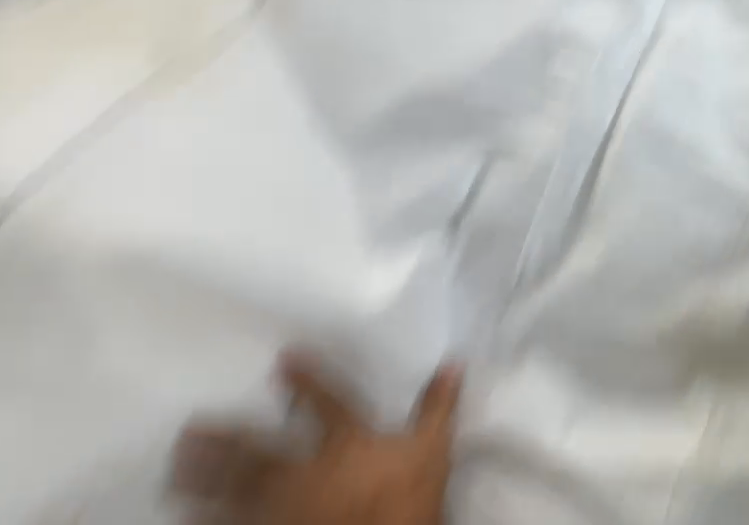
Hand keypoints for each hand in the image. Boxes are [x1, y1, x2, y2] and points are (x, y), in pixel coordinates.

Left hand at [172, 353, 462, 524]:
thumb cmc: (409, 495)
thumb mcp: (434, 446)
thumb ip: (438, 406)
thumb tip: (453, 363)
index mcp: (347, 441)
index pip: (326, 402)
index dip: (305, 380)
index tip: (283, 358)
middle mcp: (304, 470)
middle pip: (258, 451)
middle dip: (225, 438)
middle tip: (192, 425)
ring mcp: (280, 507)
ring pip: (234, 488)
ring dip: (203, 477)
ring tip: (177, 464)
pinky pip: (231, 522)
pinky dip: (206, 518)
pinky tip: (187, 514)